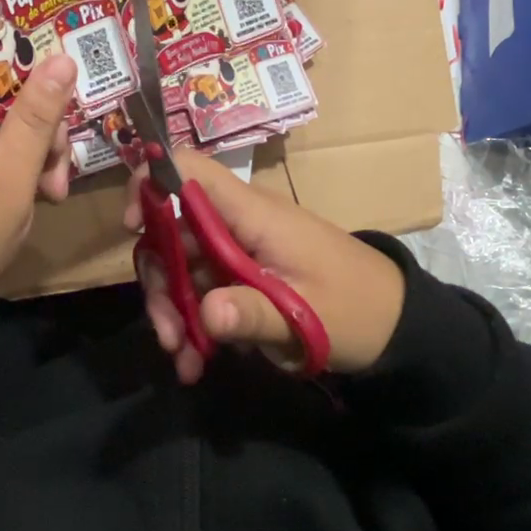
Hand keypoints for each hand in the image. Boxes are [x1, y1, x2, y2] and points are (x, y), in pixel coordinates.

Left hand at [0, 54, 76, 335]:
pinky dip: (27, 168)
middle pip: (18, 99)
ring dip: (43, 157)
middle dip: (49, 135)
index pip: (5, 67)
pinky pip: (5, 149)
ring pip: (17, 127)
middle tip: (57, 180)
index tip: (68, 123)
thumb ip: (35, 124)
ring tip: (50, 194)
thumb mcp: (9, 182)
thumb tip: (62, 57)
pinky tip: (38, 193)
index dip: (45, 85)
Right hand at [123, 148, 405, 382]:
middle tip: (167, 334)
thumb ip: (253, 314)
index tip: (134, 226)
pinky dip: (193, 322)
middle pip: (171, 230)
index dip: (152, 183)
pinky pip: (200, 290)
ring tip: (183, 359)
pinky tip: (197, 361)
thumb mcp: (305, 316)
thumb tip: (206, 315)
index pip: (190, 169)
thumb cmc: (355, 307)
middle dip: (158, 280)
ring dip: (173, 310)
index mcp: (252, 214)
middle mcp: (235, 225)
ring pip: (178, 266)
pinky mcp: (239, 277)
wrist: (396, 325)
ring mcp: (235, 252)